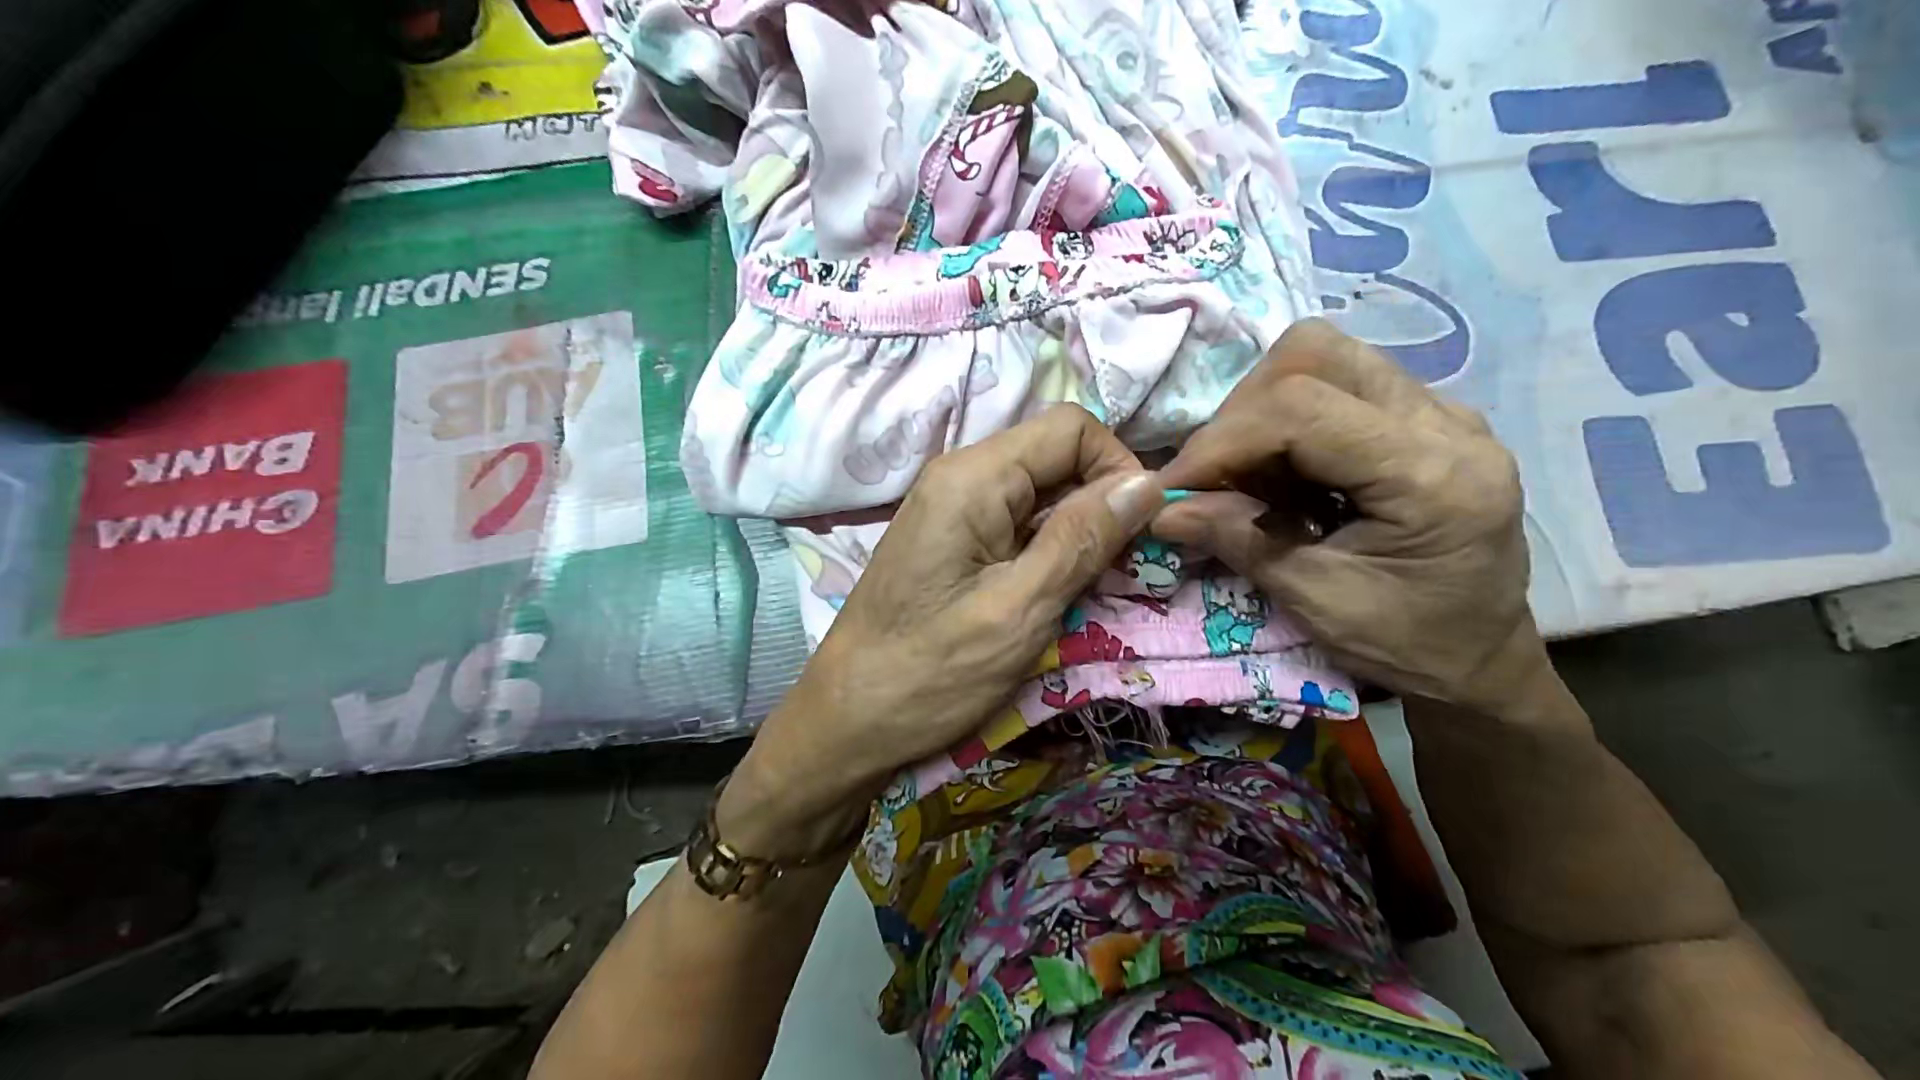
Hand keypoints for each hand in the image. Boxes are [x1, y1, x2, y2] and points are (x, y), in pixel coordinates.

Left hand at [721, 405, 1165, 858]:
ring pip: (1041, 496)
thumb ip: (1082, 540)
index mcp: (972, 478)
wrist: (847, 722)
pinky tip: (1054, 597)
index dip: (1117, 469)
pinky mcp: (952, 543)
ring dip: (1078, 536)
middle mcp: (960, 477)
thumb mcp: (1019, 610)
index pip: (1072, 429)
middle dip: (1101, 507)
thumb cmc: (929, 673)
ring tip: (1091, 592)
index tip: (1138, 533)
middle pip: (1056, 459)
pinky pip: (1016, 528)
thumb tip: (1148, 482)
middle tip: (1123, 573)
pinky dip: (1048, 554)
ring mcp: (952, 511)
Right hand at [1154, 319, 1550, 715]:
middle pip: (1313, 353)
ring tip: (1245, 473)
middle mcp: (1445, 422)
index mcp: (1432, 476)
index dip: (1221, 441)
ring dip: (1260, 410)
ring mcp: (1439, 412)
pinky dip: (1286, 420)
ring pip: (1322, 356)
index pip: (1301, 410)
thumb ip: (1239, 542)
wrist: (1482, 660)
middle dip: (1240, 412)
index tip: (1173, 489)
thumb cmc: (1409, 644)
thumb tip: (1161, 509)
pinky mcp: (1422, 417)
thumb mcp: (1316, 602)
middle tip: (1214, 476)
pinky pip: (1337, 382)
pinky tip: (1282, 472)